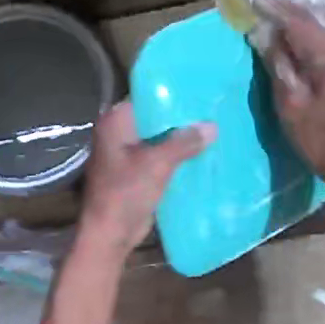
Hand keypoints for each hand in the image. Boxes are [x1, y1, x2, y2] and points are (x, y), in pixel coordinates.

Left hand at [78, 102, 213, 254]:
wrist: (110, 234)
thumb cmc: (126, 192)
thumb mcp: (158, 164)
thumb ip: (184, 142)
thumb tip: (212, 126)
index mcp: (116, 122)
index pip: (146, 96)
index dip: (172, 93)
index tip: (200, 89)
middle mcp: (118, 133)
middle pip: (154, 118)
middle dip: (181, 118)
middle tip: (213, 109)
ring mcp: (126, 154)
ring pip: (159, 139)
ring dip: (181, 139)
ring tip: (214, 128)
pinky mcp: (135, 172)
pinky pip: (159, 158)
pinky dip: (176, 157)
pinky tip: (202, 154)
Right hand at [271, 10, 324, 188]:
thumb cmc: (319, 136)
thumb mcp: (291, 102)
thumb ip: (278, 62)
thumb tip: (262, 32)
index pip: (295, 19)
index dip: (271, 4)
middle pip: (313, 10)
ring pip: (323, 17)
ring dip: (301, 0)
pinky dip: (311, 17)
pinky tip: (302, 6)